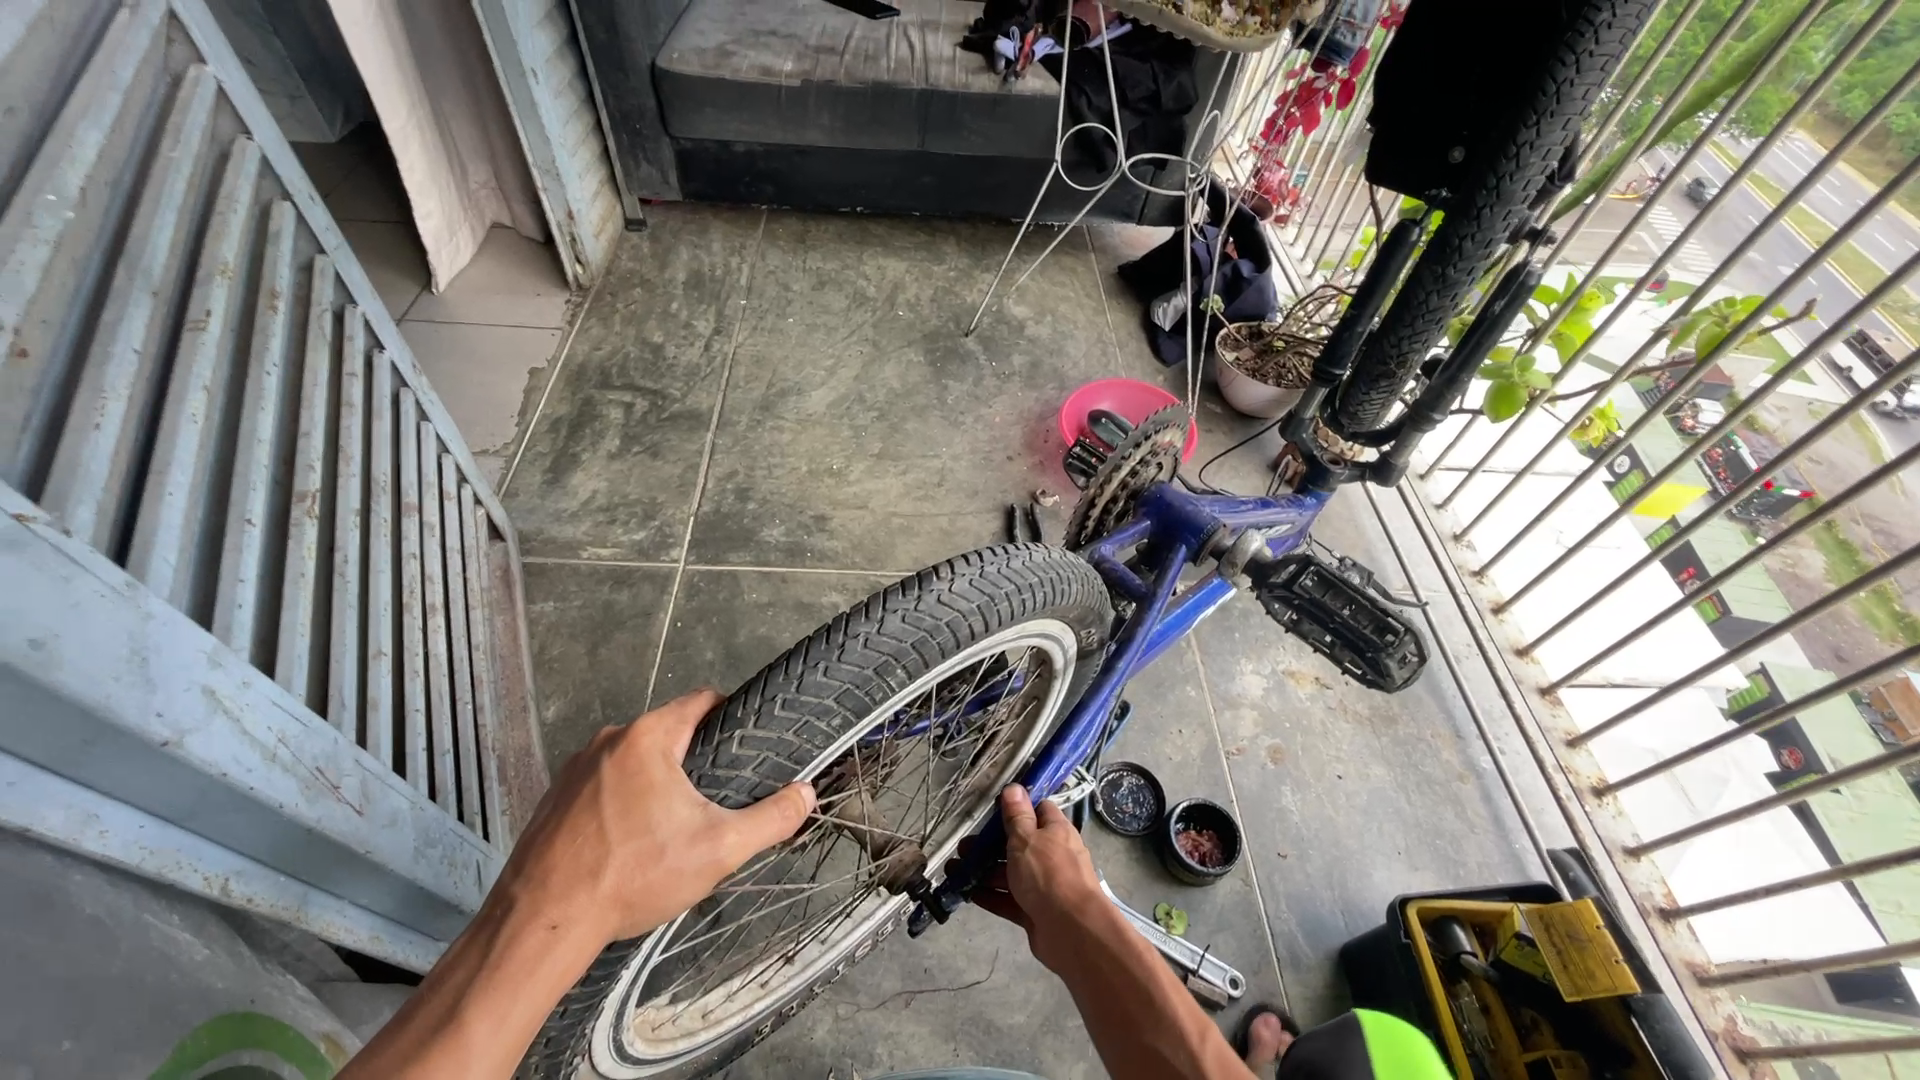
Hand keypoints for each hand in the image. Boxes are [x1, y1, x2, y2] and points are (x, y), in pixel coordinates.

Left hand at [488, 689, 816, 946]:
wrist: (541, 923)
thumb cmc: (635, 874)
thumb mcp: (719, 848)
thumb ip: (771, 818)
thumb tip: (806, 794)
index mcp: (648, 736)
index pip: (702, 700)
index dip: (732, 714)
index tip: (749, 743)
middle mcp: (608, 740)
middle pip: (668, 732)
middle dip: (696, 757)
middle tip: (719, 795)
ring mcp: (574, 768)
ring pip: (634, 759)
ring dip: (658, 779)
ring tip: (676, 823)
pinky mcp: (553, 798)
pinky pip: (603, 783)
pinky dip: (624, 799)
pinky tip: (630, 840)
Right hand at [963, 784, 1104, 971]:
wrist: (1071, 931)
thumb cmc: (1048, 874)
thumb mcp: (1026, 838)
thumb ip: (1017, 815)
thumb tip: (1014, 787)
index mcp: (1055, 831)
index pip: (1038, 811)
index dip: (1017, 808)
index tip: (991, 810)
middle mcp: (1052, 856)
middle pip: (1019, 844)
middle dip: (989, 845)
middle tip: (963, 847)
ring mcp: (1044, 886)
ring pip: (1011, 873)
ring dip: (984, 871)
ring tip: (955, 871)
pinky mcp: (1035, 912)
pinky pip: (1009, 900)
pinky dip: (990, 896)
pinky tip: (968, 893)